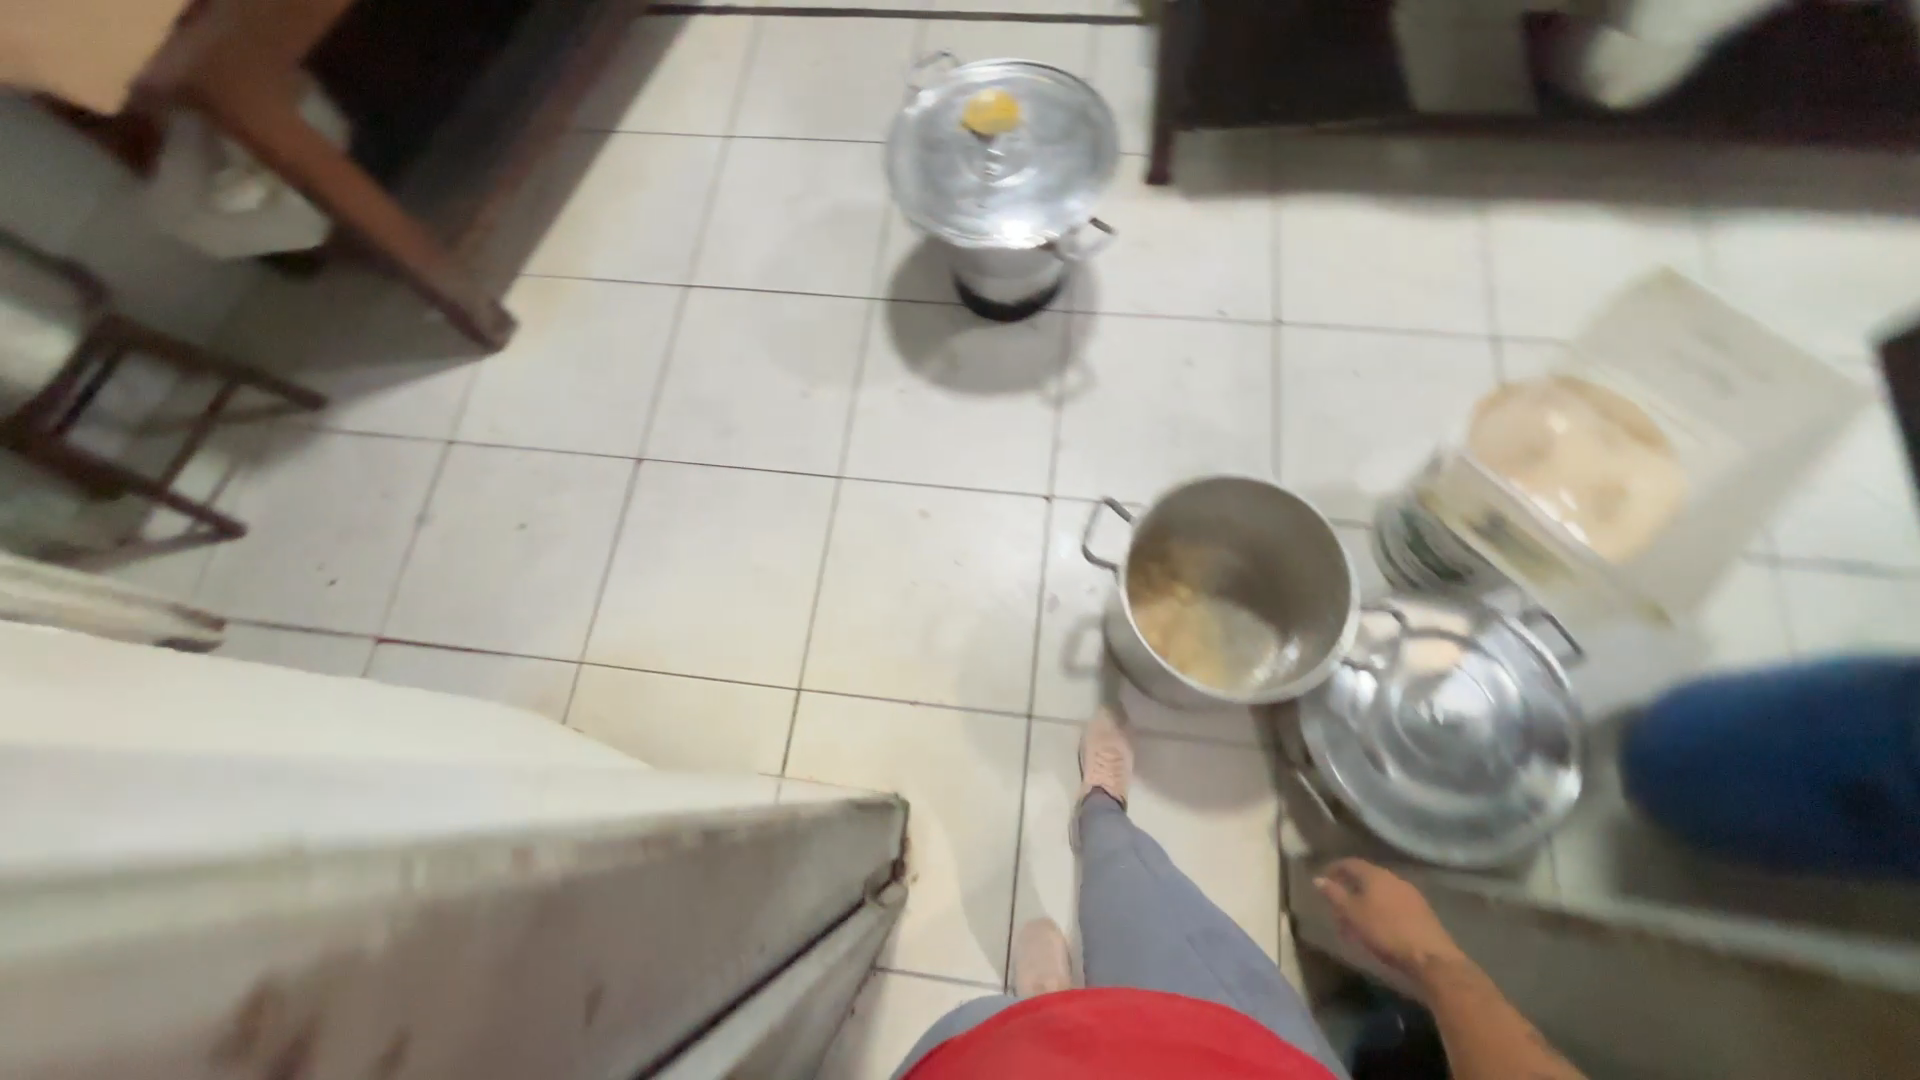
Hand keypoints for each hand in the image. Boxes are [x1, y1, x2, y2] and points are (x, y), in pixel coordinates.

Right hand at [1314, 858, 1465, 995]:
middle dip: (1350, 888)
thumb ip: (1334, 895)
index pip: (1349, 863)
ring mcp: (1411, 894)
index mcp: (1374, 875)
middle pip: (1366, 877)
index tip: (1323, 880)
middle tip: (1338, 905)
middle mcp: (1393, 878)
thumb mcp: (1352, 914)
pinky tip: (1379, 926)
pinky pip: (1394, 903)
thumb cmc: (1385, 932)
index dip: (1334, 869)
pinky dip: (1381, 910)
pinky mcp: (1423, 911)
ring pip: (1381, 891)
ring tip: (1357, 919)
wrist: (1431, 958)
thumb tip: (1318, 879)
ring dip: (1366, 901)